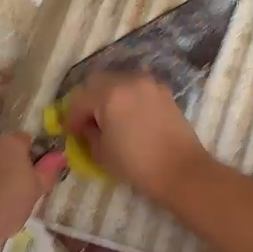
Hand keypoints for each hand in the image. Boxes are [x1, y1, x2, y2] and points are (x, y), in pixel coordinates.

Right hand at [62, 73, 212, 200]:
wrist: (181, 170)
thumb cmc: (136, 163)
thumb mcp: (101, 152)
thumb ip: (88, 133)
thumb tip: (87, 126)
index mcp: (108, 95)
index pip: (79, 100)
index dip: (71, 118)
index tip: (71, 132)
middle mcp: (128, 81)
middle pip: (96, 82)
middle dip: (87, 100)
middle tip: (87, 121)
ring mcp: (148, 84)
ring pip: (117, 81)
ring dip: (107, 95)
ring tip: (108, 117)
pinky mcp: (163, 92)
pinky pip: (136, 87)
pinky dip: (126, 97)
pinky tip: (128, 116)